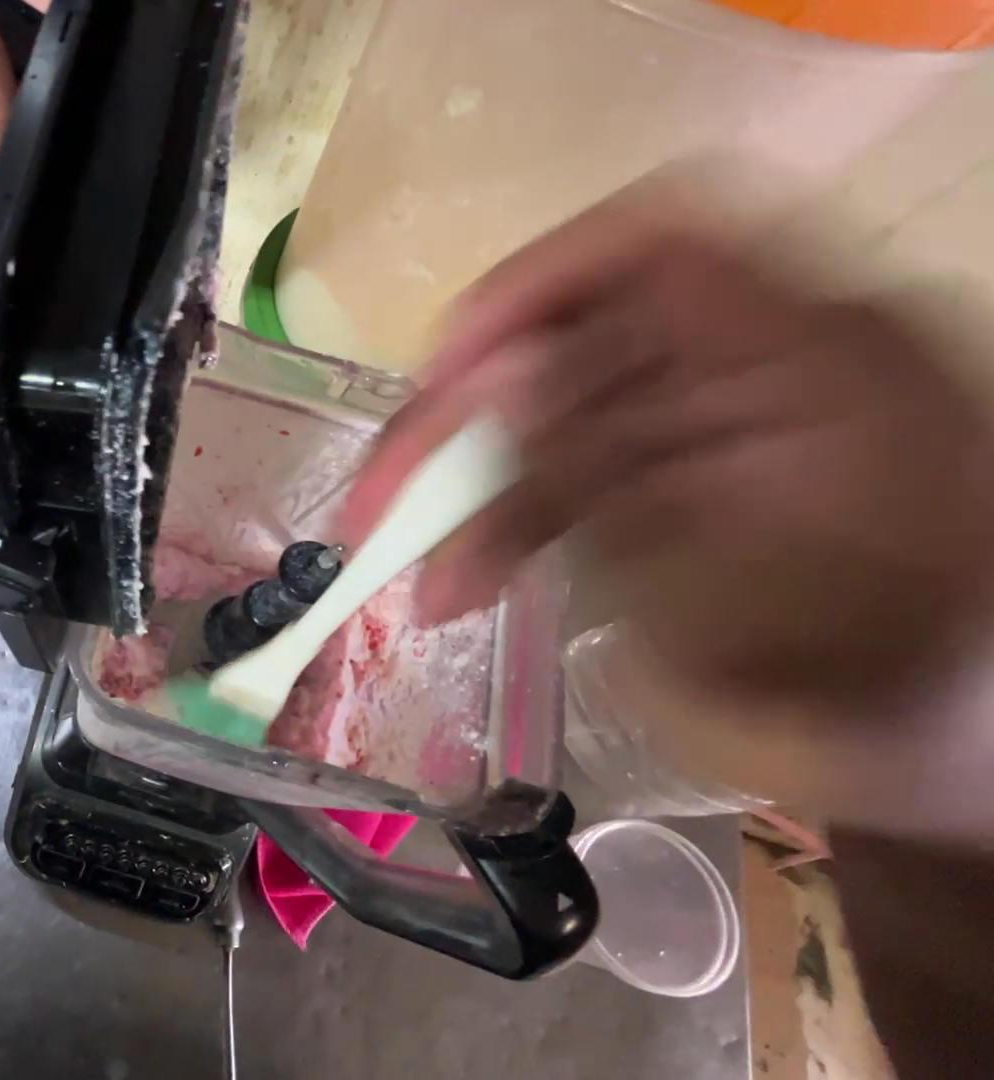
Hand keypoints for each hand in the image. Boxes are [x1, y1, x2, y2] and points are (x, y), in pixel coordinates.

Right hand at [340, 177, 993, 828]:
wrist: (935, 743)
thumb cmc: (856, 670)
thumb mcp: (714, 574)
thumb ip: (594, 466)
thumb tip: (487, 378)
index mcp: (801, 355)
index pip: (648, 248)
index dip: (524, 292)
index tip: (438, 377)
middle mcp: (743, 367)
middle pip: (559, 348)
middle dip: (449, 432)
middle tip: (372, 505)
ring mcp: (701, 423)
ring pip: (540, 424)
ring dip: (460, 500)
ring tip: (418, 586)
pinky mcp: (670, 474)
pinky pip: (559, 479)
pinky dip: (498, 531)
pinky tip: (459, 589)